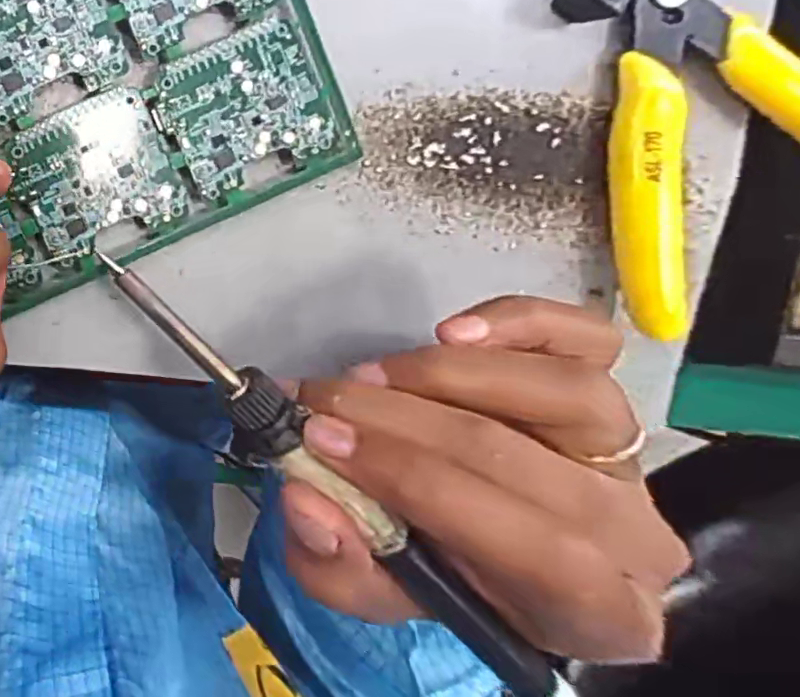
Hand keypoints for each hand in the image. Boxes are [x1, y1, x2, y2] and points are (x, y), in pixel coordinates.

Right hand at [284, 296, 689, 662]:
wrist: (457, 521)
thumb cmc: (420, 558)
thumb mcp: (367, 585)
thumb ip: (334, 565)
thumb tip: (305, 498)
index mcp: (590, 611)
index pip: (535, 550)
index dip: (415, 481)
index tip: (319, 438)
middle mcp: (630, 537)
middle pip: (523, 463)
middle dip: (395, 420)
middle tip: (316, 401)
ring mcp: (626, 459)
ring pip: (569, 396)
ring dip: (444, 375)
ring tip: (365, 372)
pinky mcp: (602, 393)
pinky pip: (588, 343)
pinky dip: (520, 324)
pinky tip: (448, 328)